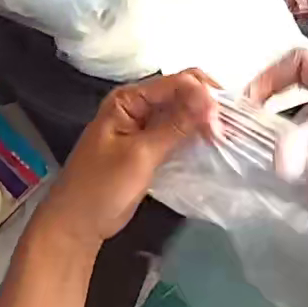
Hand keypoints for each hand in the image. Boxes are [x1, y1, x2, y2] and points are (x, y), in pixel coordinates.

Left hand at [33, 70, 217, 246]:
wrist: (77, 224)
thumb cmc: (101, 188)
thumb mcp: (141, 155)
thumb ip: (175, 125)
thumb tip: (209, 98)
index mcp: (128, 99)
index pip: (176, 82)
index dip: (203, 95)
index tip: (223, 121)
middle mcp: (136, 106)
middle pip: (181, 94)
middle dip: (207, 107)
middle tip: (230, 131)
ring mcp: (143, 126)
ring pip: (182, 113)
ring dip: (203, 122)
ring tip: (227, 138)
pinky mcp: (149, 147)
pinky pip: (177, 133)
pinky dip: (194, 137)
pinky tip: (212, 146)